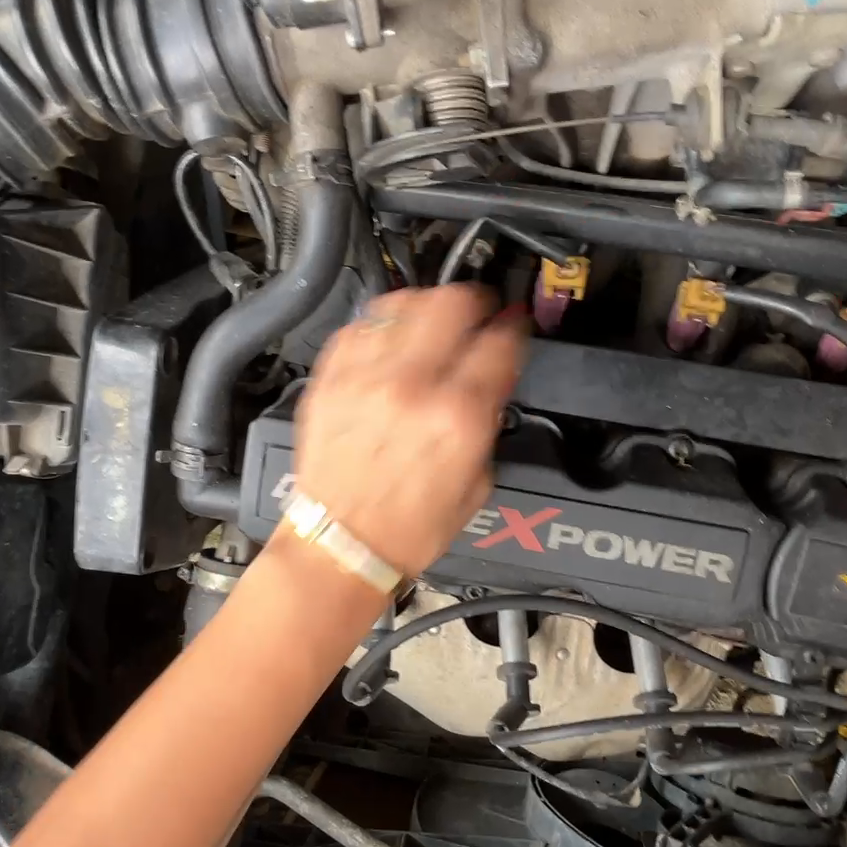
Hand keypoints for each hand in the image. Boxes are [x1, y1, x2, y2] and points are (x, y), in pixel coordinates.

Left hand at [293, 287, 526, 577]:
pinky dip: (380, 325)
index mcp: (457, 415)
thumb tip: (489, 388)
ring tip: (432, 318)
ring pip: (402, 302)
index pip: (500, 342)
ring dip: (426, 304)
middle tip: (478, 311)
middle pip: (452, 302)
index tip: (514, 328)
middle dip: (474, 301)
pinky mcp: (330, 381)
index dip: (515, 329)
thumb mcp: (474, 484)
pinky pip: (358, 327)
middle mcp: (410, 386)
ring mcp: (365, 378)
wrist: (342, 544)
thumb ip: (485, 424)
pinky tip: (388, 339)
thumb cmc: (404, 528)